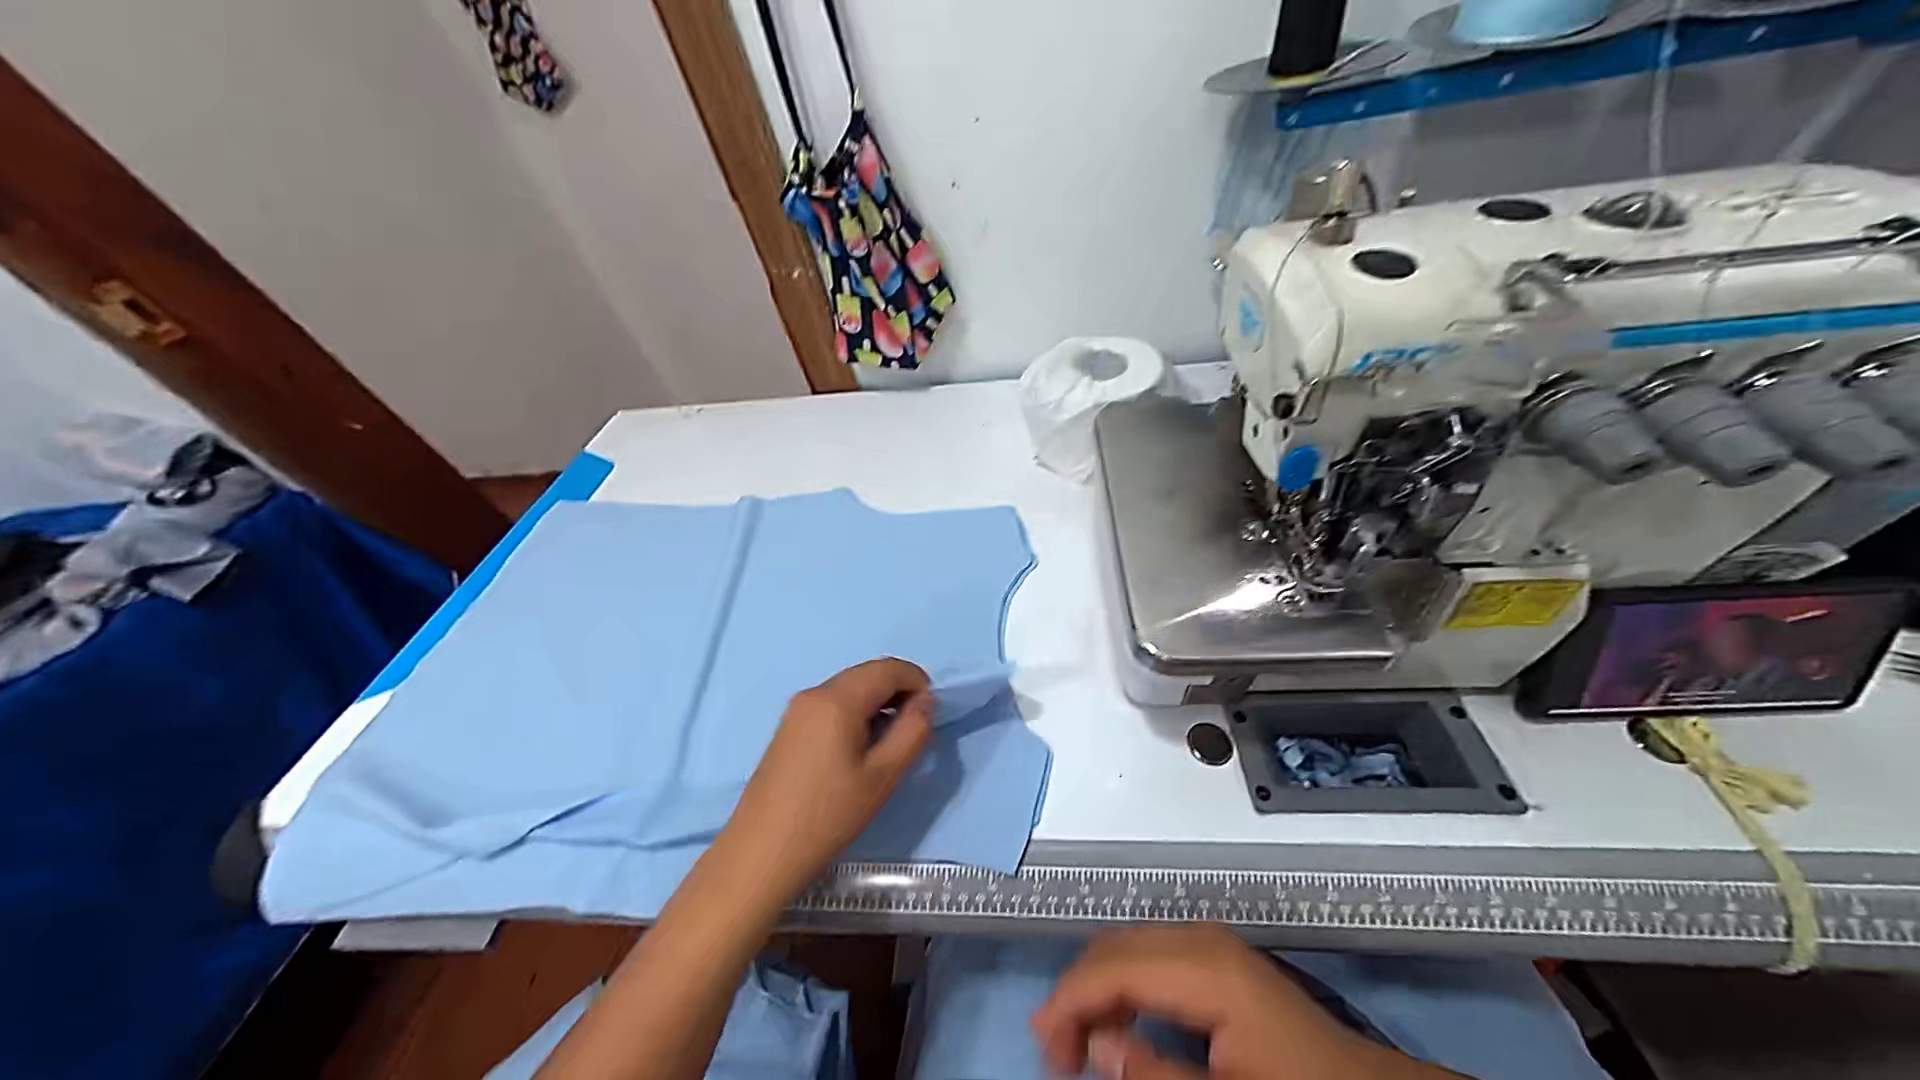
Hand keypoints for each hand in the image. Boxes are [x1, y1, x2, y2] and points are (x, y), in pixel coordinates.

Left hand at [716, 658, 933, 895]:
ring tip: (890, 742)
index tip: (930, 713)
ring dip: (878, 702)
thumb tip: (925, 702)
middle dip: (898, 690)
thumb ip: (912, 731)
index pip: (888, 668)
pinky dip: (856, 712)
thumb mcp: (883, 776)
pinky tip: (860, 748)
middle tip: (914, 728)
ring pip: (849, 687)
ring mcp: (796, 709)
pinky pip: (832, 703)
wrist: (762, 852)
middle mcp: (814, 693)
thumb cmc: (829, 815)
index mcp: (837, 699)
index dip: (917, 681)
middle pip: (867, 673)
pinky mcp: (789, 727)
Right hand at [1031, 925, 1453, 1079]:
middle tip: (1054, 1050)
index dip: (1069, 1001)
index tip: (1044, 1047)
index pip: (1113, 967)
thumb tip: (1096, 1044)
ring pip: (1126, 947)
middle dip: (1075, 992)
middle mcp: (1200, 940)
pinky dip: (1120, 984)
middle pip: (1113, 948)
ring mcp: (1207, 942)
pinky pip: (1147, 955)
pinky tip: (1116, 1022)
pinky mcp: (1213, 956)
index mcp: (1204, 968)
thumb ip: (1157, 1073)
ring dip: (1094, 987)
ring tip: (1076, 1041)